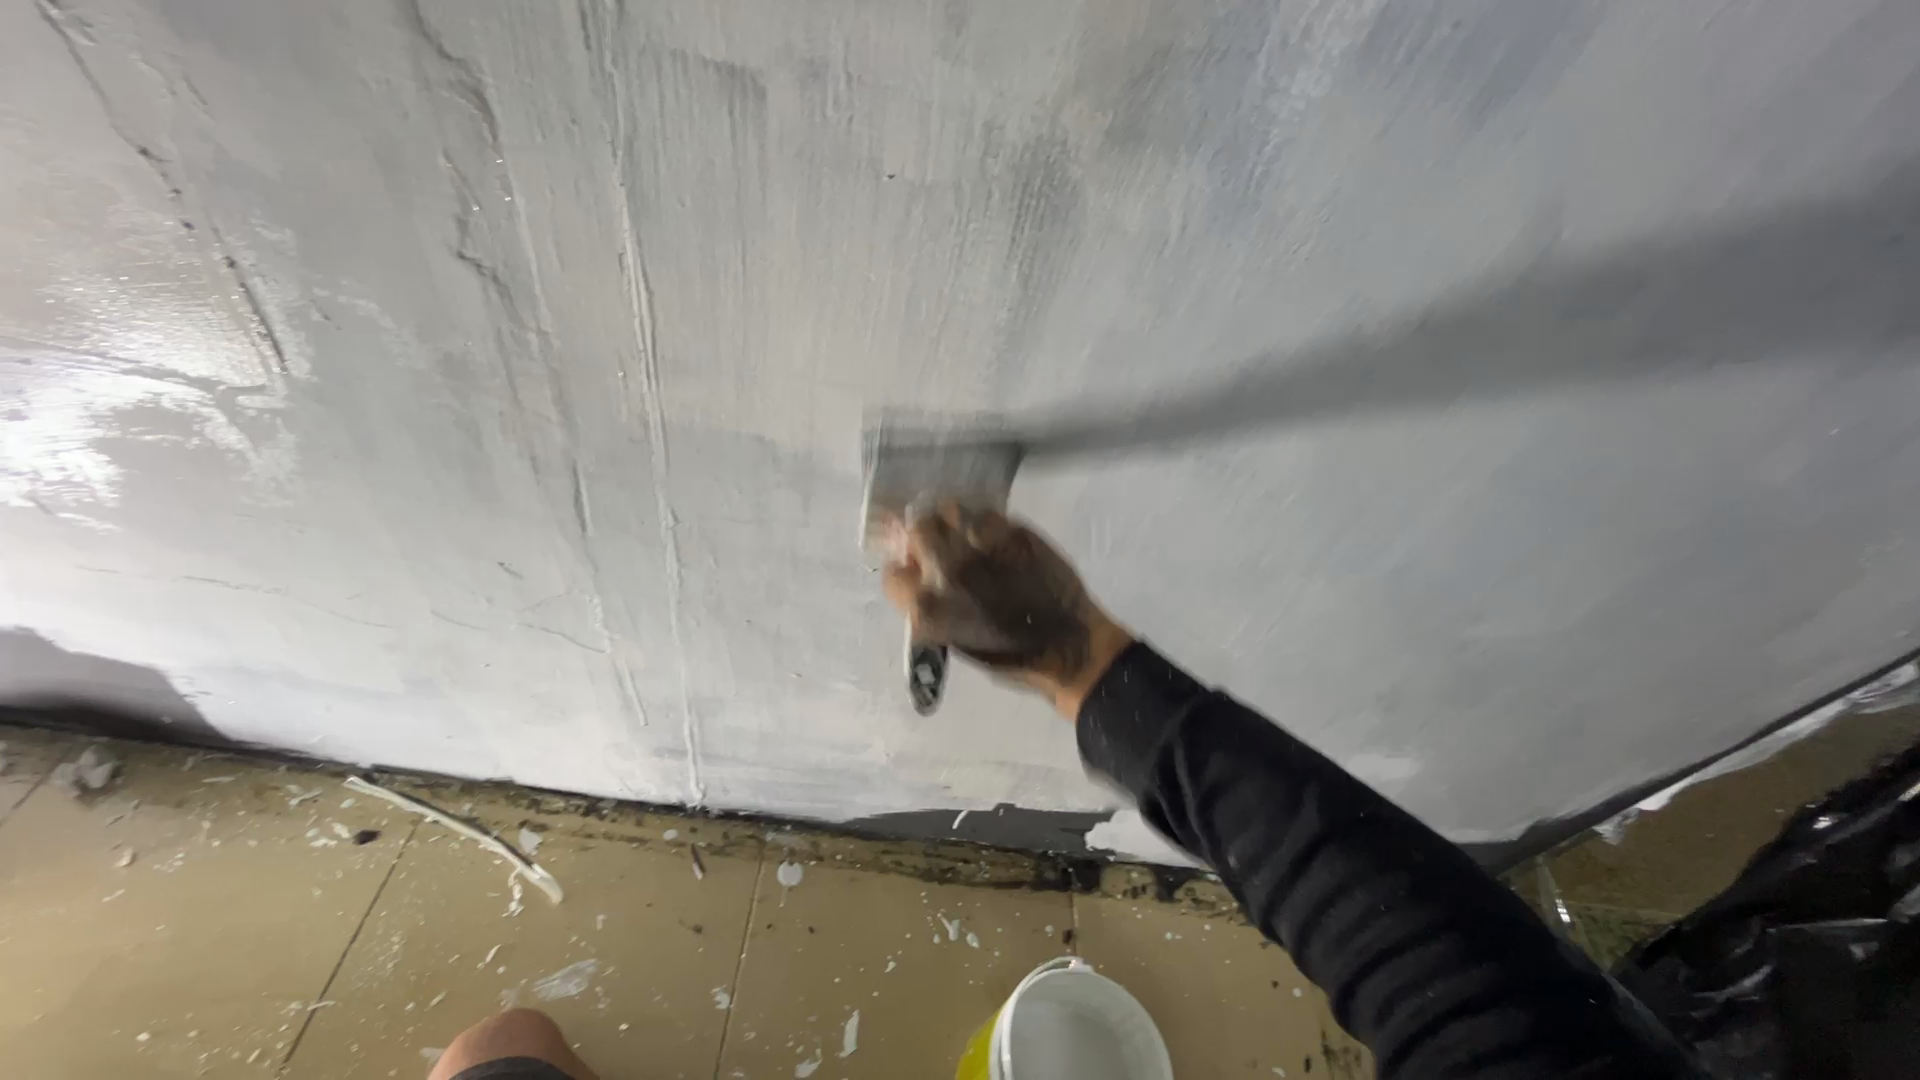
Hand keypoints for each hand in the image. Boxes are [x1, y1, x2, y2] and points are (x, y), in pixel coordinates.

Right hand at [881, 502, 1132, 718]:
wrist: (1070, 649)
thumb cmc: (1011, 656)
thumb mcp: (957, 641)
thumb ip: (932, 605)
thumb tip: (916, 575)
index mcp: (931, 608)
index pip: (894, 573)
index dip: (903, 569)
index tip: (913, 567)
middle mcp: (952, 572)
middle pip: (919, 527)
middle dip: (924, 532)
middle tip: (938, 540)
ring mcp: (984, 548)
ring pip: (952, 509)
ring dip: (954, 519)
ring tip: (965, 531)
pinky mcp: (1016, 534)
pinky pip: (989, 513)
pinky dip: (986, 520)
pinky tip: (994, 534)